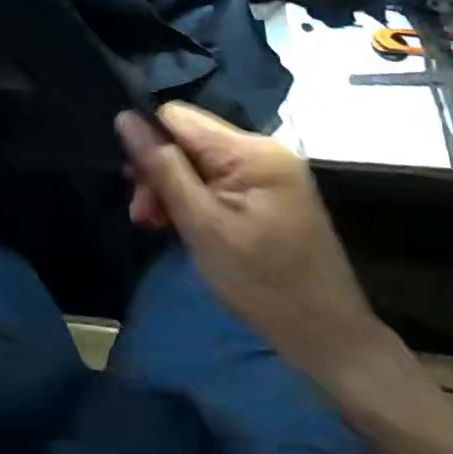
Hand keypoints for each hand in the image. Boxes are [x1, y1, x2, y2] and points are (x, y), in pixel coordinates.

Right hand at [118, 103, 382, 372]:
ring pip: (201, 159)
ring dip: (175, 188)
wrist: (327, 336)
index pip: (178, 117)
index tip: (135, 188)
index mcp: (251, 151)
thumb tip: (124, 118)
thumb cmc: (262, 284)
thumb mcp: (202, 226)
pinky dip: (197, 197)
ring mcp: (270, 169)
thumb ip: (163, 169)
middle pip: (190, 139)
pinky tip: (186, 225)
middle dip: (160, 172)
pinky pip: (220, 177)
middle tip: (144, 218)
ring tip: (159, 226)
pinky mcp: (271, 190)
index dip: (149, 143)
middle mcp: (263, 148)